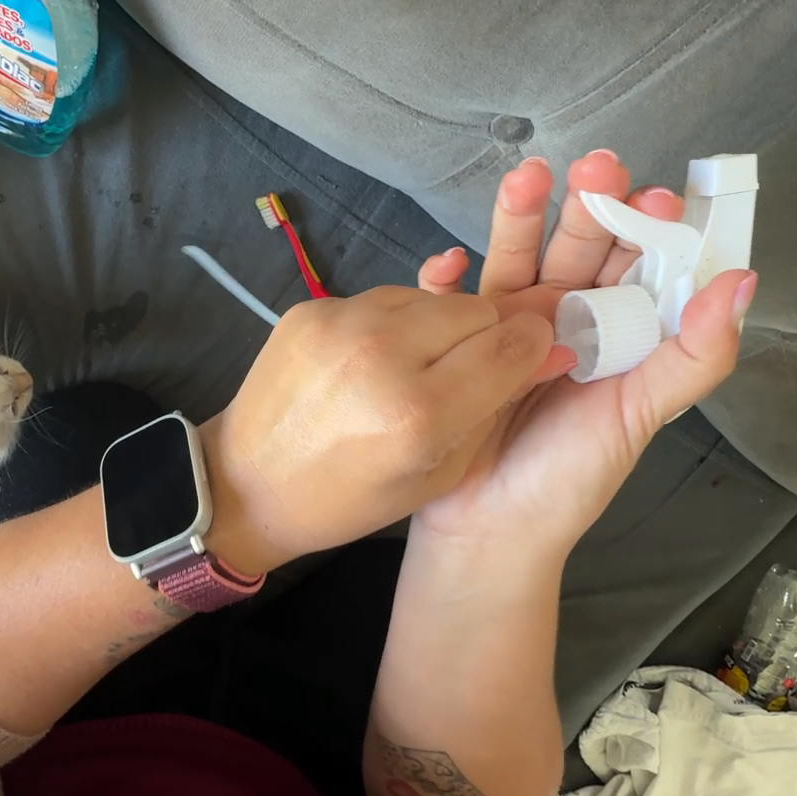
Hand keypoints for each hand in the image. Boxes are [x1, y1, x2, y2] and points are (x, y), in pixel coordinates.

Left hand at [201, 286, 571, 573]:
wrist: (247, 481)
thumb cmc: (347, 499)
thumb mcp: (435, 475)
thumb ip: (493, 408)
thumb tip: (549, 349)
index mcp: (416, 413)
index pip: (510, 347)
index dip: (530, 347)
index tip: (530, 353)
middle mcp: (381, 354)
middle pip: (476, 310)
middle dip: (484, 335)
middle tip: (465, 367)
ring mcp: (340, 322)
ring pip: (431, 296)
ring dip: (439, 326)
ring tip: (414, 365)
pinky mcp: (311, 306)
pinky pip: (384, 298)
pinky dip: (393, 323)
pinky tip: (373, 358)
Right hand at [411, 151, 755, 554]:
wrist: (492, 525)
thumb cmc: (570, 474)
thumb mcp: (641, 416)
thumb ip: (694, 356)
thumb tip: (743, 279)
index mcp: (614, 334)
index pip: (636, 266)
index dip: (649, 229)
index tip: (657, 201)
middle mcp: (561, 321)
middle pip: (574, 250)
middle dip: (587, 207)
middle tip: (597, 167)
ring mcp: (504, 328)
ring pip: (512, 260)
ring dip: (517, 219)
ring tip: (526, 177)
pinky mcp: (456, 343)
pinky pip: (448, 303)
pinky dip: (443, 280)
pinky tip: (449, 264)